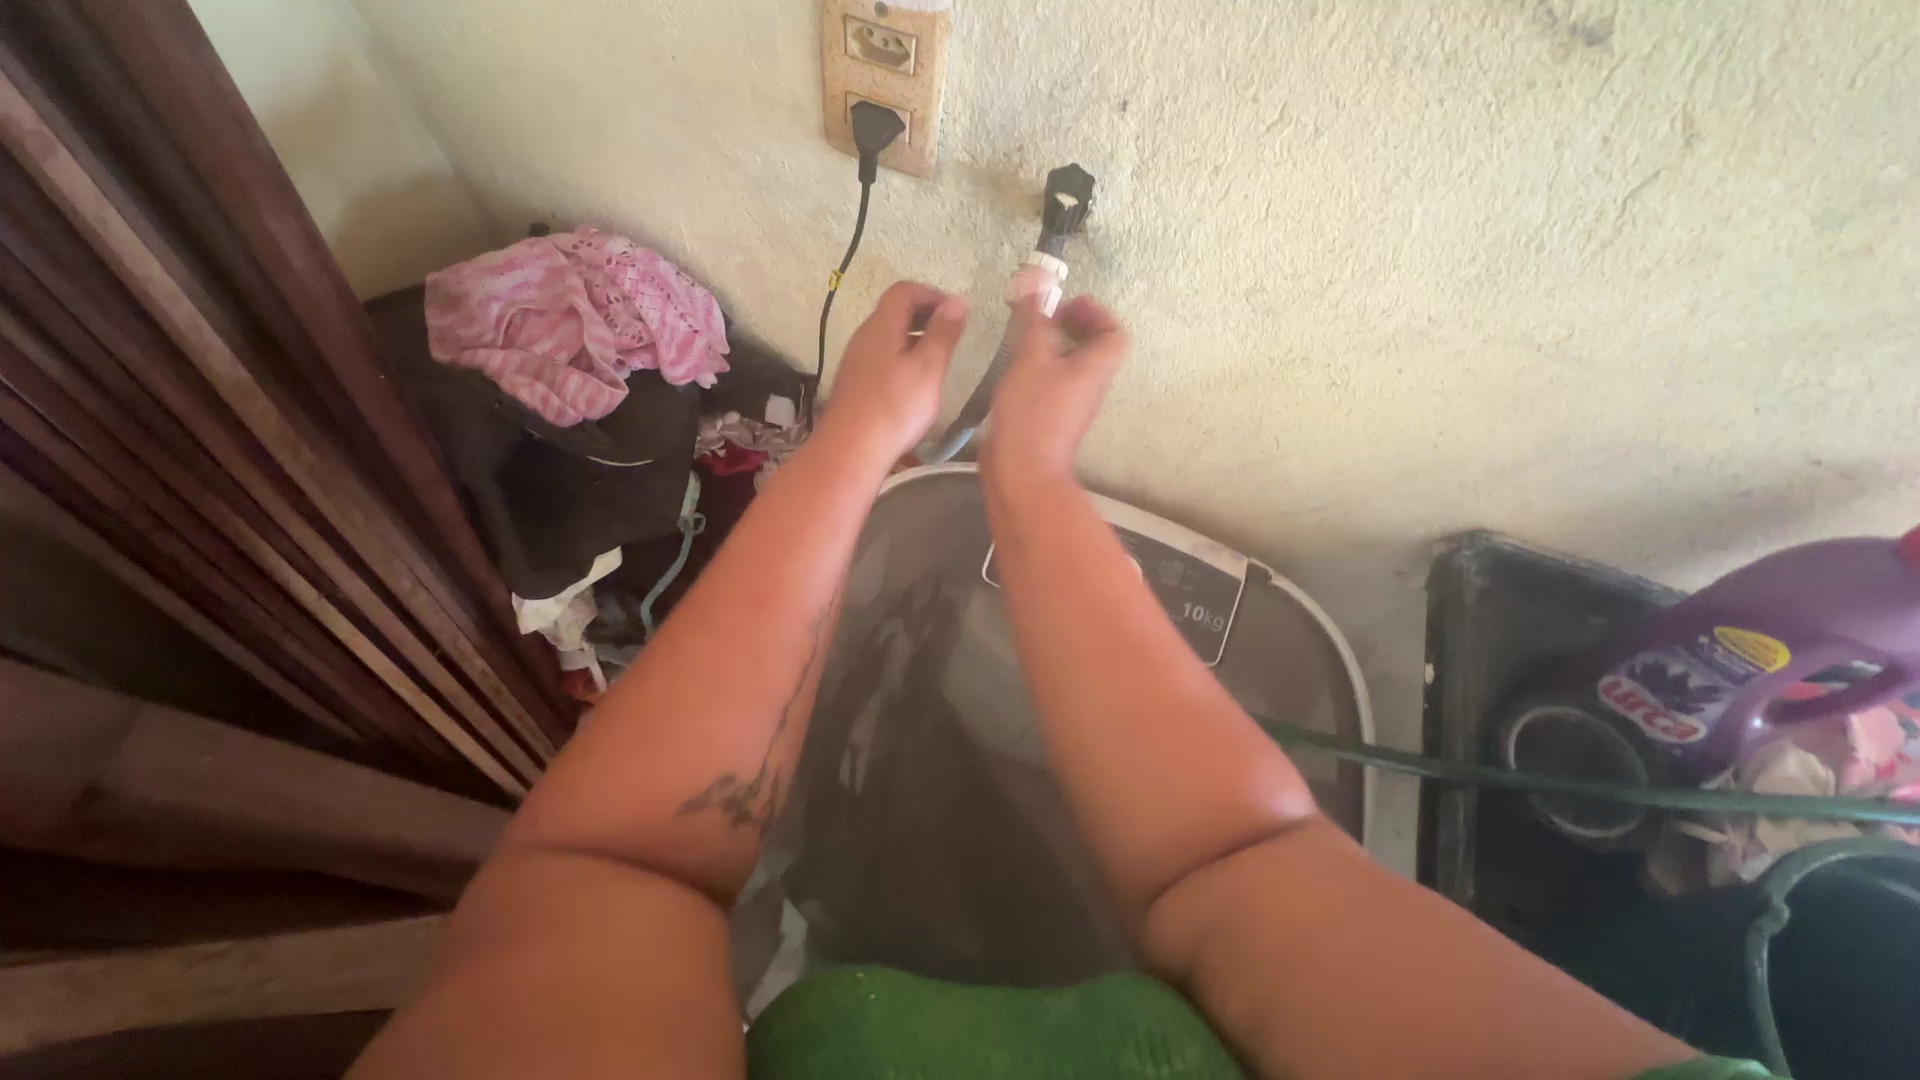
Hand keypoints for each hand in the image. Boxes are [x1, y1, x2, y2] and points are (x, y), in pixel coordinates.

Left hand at [820, 281, 967, 462]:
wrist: (851, 451)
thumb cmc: (894, 408)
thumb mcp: (928, 369)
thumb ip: (943, 334)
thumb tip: (957, 301)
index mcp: (881, 326)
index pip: (904, 290)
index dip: (932, 295)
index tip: (956, 314)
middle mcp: (863, 337)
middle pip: (894, 311)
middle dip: (925, 315)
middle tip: (951, 335)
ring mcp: (855, 361)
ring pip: (887, 336)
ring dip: (914, 339)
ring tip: (937, 360)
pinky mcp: (854, 384)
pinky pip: (881, 357)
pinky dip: (902, 358)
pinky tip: (914, 383)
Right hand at [980, 294, 1128, 488]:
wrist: (1022, 471)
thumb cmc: (1032, 412)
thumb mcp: (1031, 357)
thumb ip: (1034, 317)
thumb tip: (1035, 277)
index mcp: (1096, 368)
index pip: (1116, 334)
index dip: (1096, 313)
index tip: (1066, 307)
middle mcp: (1091, 387)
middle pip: (1095, 349)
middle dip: (1073, 327)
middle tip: (1044, 319)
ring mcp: (1072, 405)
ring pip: (1073, 367)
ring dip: (1054, 347)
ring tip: (1025, 340)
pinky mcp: (1052, 419)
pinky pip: (1055, 384)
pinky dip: (1041, 369)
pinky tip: (1015, 368)